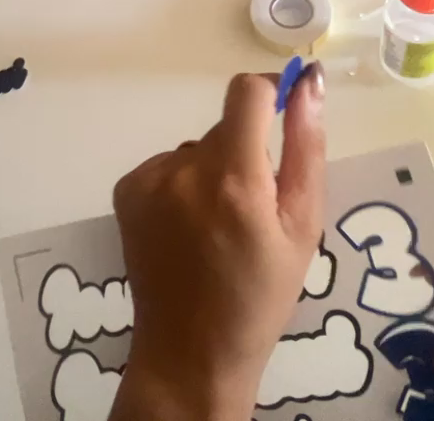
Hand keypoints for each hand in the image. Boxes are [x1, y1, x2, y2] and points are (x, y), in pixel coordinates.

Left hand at [108, 67, 326, 420]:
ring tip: (219, 227)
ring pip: (197, 150)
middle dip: (246, 153)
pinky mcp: (126, 190)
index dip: (268, 93)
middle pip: (225, 128)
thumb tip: (308, 81)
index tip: (283, 113)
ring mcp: (148, 178)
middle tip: (255, 209)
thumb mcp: (302, 226)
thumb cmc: (261, 295)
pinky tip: (188, 230)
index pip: (245, 93)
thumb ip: (305, 146)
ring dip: (213, 172)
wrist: (190, 353)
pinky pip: (168, 167)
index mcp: (233, 178)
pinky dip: (182, 186)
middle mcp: (183, 169)